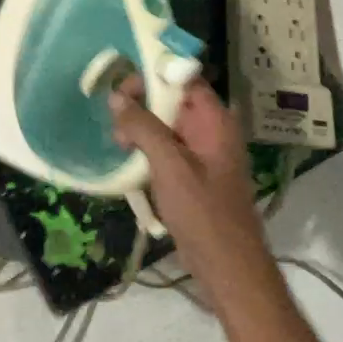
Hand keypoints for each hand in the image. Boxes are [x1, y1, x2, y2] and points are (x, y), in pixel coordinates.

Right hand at [110, 77, 277, 304]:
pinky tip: (128, 159)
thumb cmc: (204, 213)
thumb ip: (143, 127)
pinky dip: (146, 147)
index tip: (122, 85)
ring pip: (165, 123)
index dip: (154, 74)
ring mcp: (202, 153)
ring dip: (140, 127)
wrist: (227, 267)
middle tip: (115, 120)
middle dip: (141, 103)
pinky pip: (166, 147)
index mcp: (215, 122)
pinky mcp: (192, 173)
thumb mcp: (170, 165)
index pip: (185, 79)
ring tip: (119, 143)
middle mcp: (211, 131)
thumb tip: (116, 97)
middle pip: (172, 99)